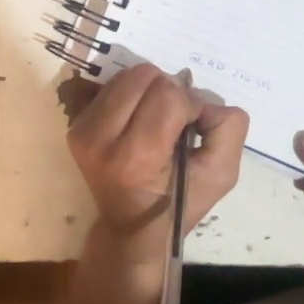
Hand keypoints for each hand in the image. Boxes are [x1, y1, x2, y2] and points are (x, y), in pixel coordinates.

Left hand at [68, 64, 248, 253]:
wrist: (132, 227)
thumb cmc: (178, 203)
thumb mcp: (221, 174)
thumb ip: (227, 128)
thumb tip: (202, 98)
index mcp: (135, 158)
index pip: (169, 96)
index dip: (193, 103)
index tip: (196, 126)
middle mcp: (101, 141)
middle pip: (145, 77)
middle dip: (172, 91)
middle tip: (179, 119)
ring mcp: (83, 132)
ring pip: (128, 76)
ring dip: (152, 89)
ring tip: (160, 117)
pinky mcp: (76, 126)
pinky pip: (112, 86)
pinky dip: (133, 94)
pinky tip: (140, 118)